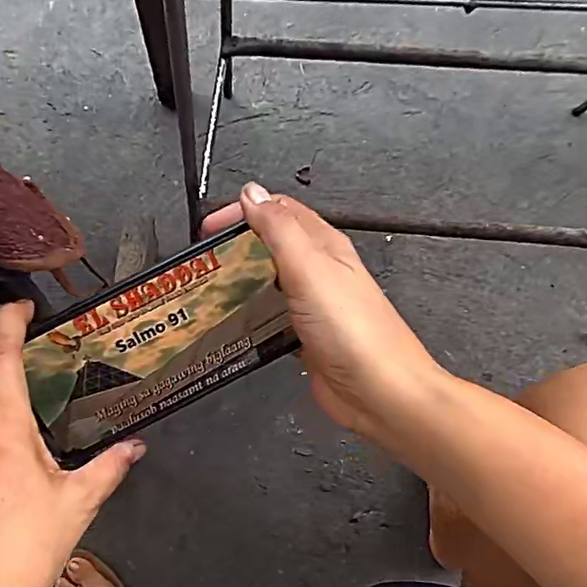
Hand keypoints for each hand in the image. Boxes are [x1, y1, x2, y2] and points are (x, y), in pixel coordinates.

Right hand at [202, 183, 441, 441]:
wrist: (380, 392)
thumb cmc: (357, 333)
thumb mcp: (311, 268)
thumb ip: (280, 228)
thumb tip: (252, 194)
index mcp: (324, 246)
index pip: (278, 210)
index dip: (242, 211)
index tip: (210, 228)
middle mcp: (319, 271)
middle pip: (272, 243)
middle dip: (236, 243)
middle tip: (206, 258)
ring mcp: (312, 304)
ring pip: (270, 279)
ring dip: (241, 277)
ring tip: (213, 286)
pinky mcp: (305, 335)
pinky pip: (272, 315)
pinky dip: (251, 313)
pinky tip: (237, 322)